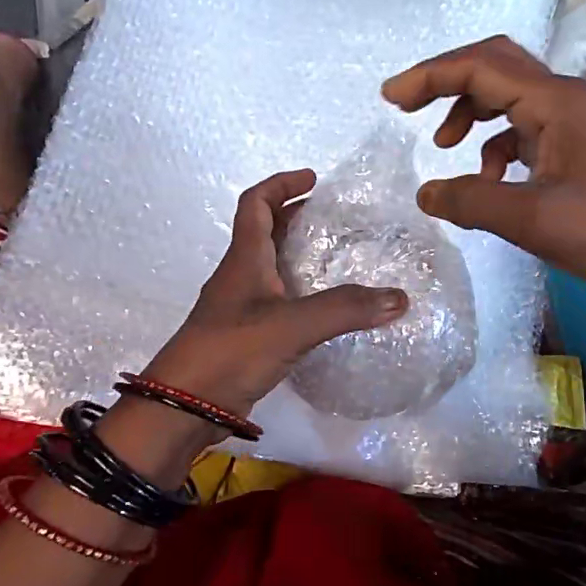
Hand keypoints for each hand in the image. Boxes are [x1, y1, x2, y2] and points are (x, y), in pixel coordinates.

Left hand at [140, 170, 409, 415]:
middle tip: (333, 221)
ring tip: (336, 263)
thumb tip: (399, 298)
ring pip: (269, 270)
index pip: (256, 203)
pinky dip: (297, 296)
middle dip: (295, 218)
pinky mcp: (243, 338)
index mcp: (244, 260)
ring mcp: (238, 310)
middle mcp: (238, 278)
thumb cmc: (231, 351)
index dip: (281, 184)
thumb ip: (344, 309)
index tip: (313, 179)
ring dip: (297, 258)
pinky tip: (322, 314)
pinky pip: (273, 304)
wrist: (186, 406)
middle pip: (263, 233)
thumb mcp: (292, 326)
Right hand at [382, 35, 585, 292]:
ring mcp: (573, 124)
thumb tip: (425, 192)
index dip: (431, 77)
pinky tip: (489, 180)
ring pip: (509, 99)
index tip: (390, 98)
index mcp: (557, 102)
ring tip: (446, 147)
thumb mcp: (531, 218)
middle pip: (496, 68)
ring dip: (471, 113)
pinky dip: (494, 147)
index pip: (482, 67)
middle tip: (408, 107)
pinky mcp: (575, 150)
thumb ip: (471, 201)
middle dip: (448, 82)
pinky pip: (523, 131)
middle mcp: (565, 100)